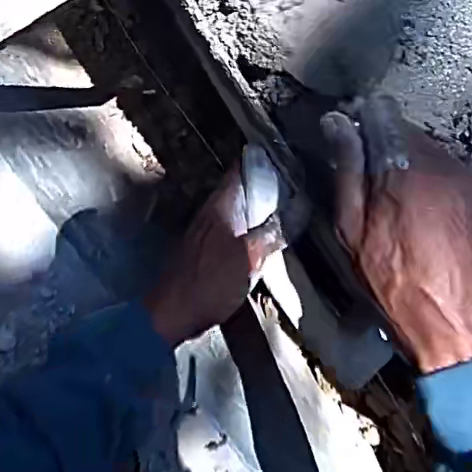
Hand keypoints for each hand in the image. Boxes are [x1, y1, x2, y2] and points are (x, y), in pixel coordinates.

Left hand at [143, 161, 284, 345]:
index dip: (266, 159)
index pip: (243, 167)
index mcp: (222, 204)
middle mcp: (214, 209)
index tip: (291, 157)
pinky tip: (270, 233)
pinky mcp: (210, 246)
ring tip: (291, 206)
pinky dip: (255, 223)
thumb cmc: (209, 283)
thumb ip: (270, 233)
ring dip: (263, 203)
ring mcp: (210, 227)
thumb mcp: (248, 258)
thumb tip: (293, 213)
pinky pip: (238, 223)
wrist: (173, 314)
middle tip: (299, 183)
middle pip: (245, 185)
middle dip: (270, 182)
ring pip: (242, 204)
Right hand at [324, 98, 471, 372]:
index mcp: (405, 168)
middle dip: (390, 146)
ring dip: (417, 166)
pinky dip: (442, 187)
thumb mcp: (353, 231)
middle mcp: (445, 166)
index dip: (364, 118)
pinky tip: (433, 220)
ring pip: (436, 154)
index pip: (383, 114)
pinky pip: (460, 178)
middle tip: (375, 181)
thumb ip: (347, 169)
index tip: (354, 128)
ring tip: (405, 207)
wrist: (466, 332)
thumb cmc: (398, 286)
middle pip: (411, 133)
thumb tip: (338, 123)